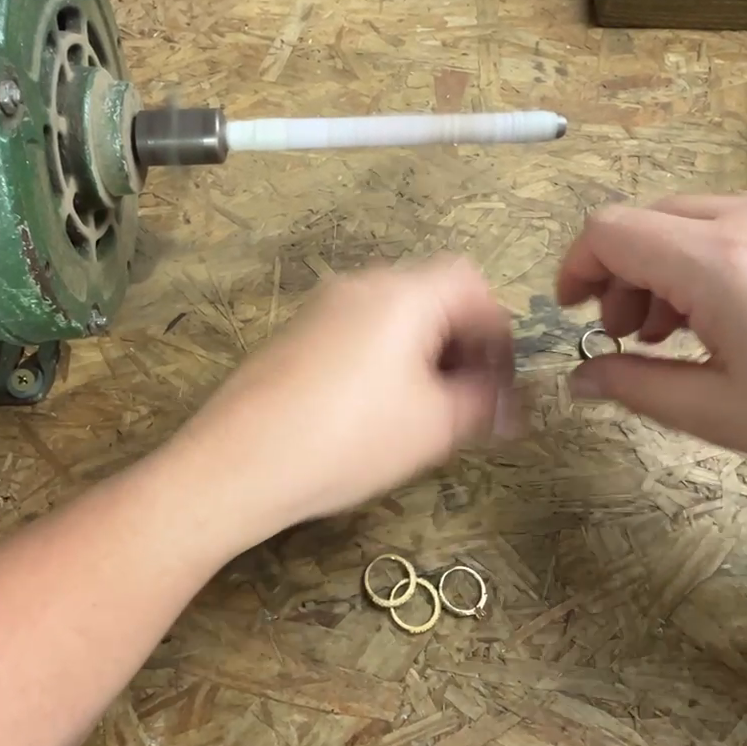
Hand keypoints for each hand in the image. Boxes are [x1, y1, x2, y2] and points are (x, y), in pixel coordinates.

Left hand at [165, 258, 514, 536]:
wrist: (237, 463)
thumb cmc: (348, 439)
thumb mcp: (434, 426)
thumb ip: (485, 404)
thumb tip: (509, 404)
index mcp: (402, 293)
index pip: (471, 282)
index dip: (497, 330)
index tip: (502, 381)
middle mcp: (360, 286)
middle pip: (432, 296)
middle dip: (462, 345)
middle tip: (471, 401)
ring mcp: (320, 309)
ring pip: (394, 318)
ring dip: (425, 355)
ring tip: (428, 412)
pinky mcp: (294, 336)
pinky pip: (358, 333)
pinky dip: (385, 360)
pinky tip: (377, 412)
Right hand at [558, 196, 746, 498]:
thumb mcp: (724, 415)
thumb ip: (636, 387)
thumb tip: (578, 379)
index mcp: (718, 260)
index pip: (610, 230)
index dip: (574, 267)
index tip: (573, 312)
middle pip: (651, 218)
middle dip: (619, 271)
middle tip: (630, 333)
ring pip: (700, 220)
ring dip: (667, 267)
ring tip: (685, 333)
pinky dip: (718, 262)